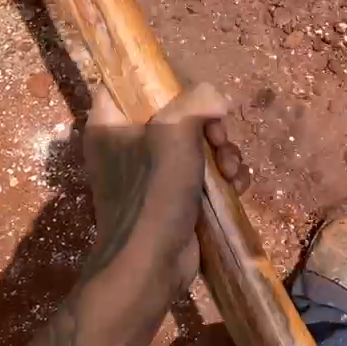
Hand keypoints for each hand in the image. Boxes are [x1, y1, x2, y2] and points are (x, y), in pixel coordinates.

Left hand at [80, 83, 247, 304]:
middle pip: (176, 112)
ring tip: (231, 172)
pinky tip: (236, 187)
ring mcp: (150, 174)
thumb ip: (196, 102)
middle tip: (219, 140)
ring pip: (196, 143)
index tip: (192, 89)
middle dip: (209, 125)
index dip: (161, 79)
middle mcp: (127, 144)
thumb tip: (216, 98)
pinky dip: (222, 177)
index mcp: (110, 124)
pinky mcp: (172, 197)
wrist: (150, 267)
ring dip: (224, 153)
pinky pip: (203, 172)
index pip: (128, 81)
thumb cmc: (152, 195)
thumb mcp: (174, 135)